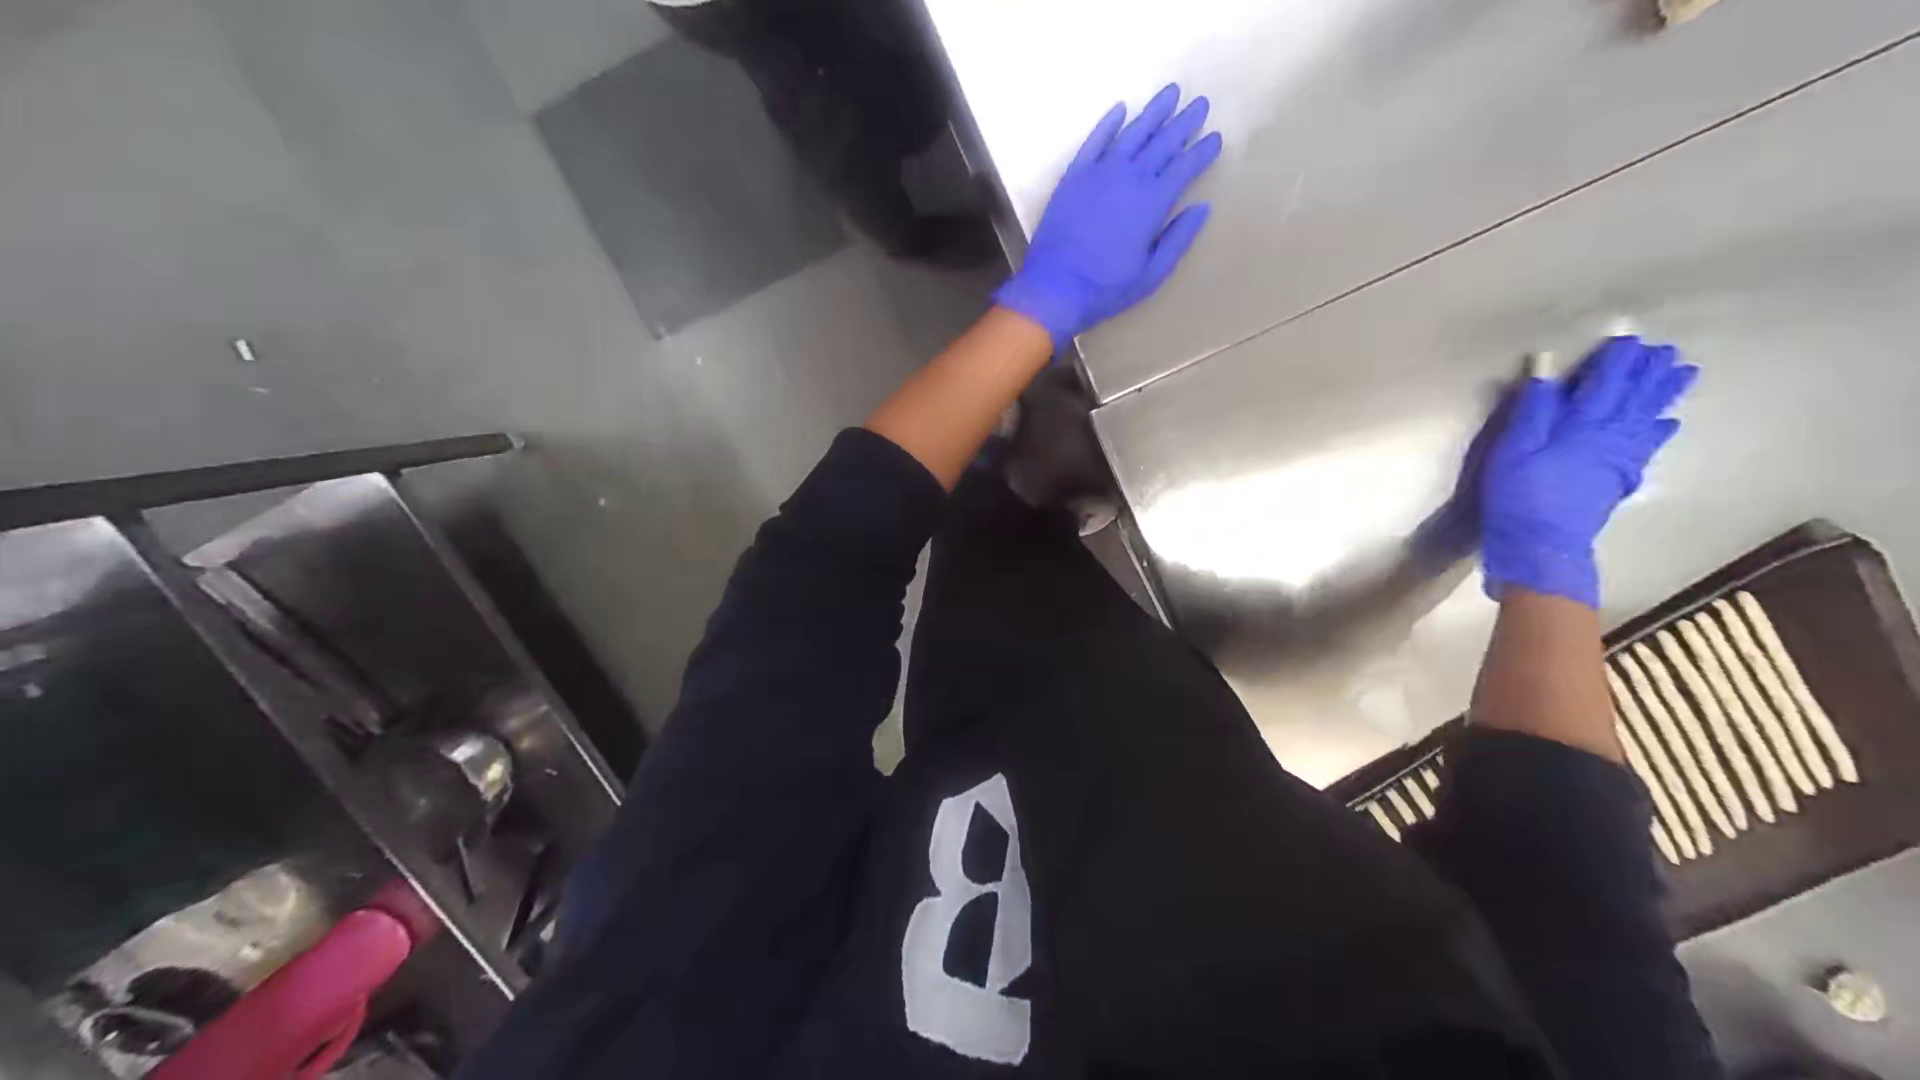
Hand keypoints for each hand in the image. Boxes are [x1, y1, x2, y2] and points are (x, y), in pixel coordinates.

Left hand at [993, 84, 1223, 350]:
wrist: (1054, 289)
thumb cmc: (1106, 289)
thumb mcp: (1151, 274)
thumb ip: (1178, 239)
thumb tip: (1200, 208)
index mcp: (1153, 203)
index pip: (1184, 168)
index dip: (1202, 152)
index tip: (1215, 138)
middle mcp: (1129, 178)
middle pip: (1162, 142)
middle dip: (1184, 122)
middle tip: (1201, 103)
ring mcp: (1098, 174)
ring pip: (1132, 133)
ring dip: (1153, 112)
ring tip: (1171, 93)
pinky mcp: (1073, 177)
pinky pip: (1094, 141)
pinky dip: (1108, 123)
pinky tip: (1121, 109)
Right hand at [1480, 336, 1698, 607]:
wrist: (1540, 545)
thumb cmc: (1516, 494)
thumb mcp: (1510, 449)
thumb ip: (1530, 409)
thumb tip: (1543, 371)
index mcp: (1581, 424)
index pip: (1605, 381)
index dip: (1615, 358)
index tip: (1625, 337)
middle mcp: (1610, 436)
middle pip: (1636, 395)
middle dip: (1648, 371)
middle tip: (1663, 350)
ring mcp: (1621, 458)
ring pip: (1650, 416)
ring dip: (1665, 393)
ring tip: (1681, 372)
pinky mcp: (1621, 478)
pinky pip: (1648, 446)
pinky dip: (1660, 430)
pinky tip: (1667, 423)